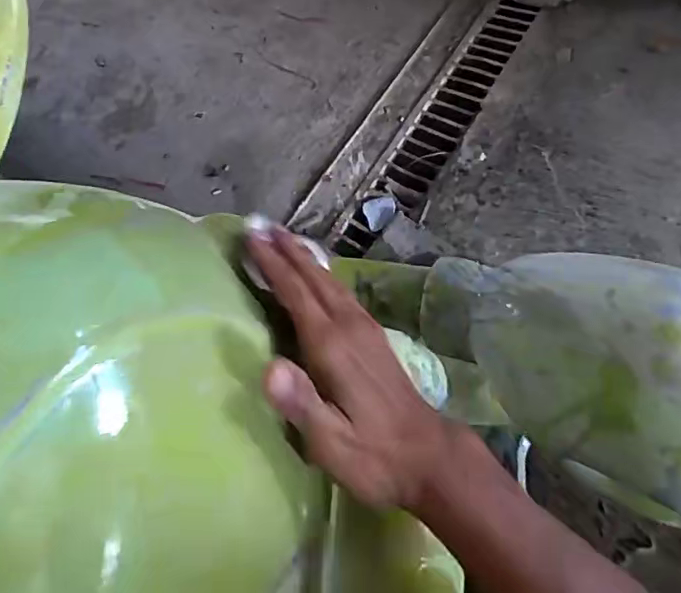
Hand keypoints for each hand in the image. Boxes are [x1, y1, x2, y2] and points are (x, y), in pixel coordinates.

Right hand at [246, 222, 454, 510]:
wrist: (427, 454)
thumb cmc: (372, 454)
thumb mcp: (331, 443)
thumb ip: (301, 404)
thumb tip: (269, 368)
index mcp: (332, 346)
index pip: (296, 294)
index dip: (273, 264)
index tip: (253, 236)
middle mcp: (349, 326)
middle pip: (314, 278)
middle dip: (287, 250)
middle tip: (262, 225)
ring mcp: (365, 328)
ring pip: (330, 281)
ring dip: (305, 258)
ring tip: (286, 238)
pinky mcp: (373, 336)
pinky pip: (341, 291)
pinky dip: (322, 274)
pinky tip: (320, 275)